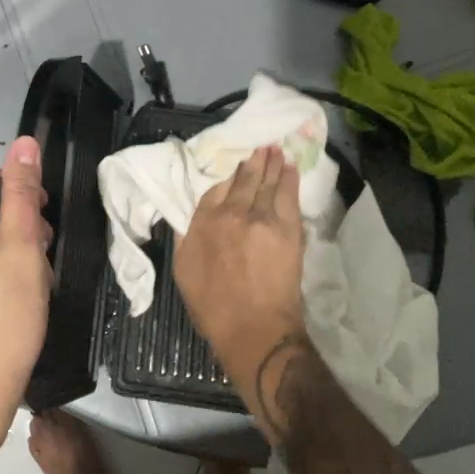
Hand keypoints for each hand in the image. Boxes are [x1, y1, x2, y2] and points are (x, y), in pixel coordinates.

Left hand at [0, 136, 53, 434]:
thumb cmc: (5, 312)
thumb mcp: (23, 245)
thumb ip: (23, 191)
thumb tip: (24, 141)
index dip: (17, 186)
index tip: (44, 211)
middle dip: (18, 215)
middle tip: (45, 244)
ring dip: (13, 241)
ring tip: (37, 270)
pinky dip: (0, 262)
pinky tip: (22, 288)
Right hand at [174, 146, 306, 386]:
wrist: (253, 329)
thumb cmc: (213, 307)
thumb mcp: (184, 271)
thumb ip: (186, 238)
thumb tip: (188, 218)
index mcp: (204, 222)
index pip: (215, 187)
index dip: (226, 173)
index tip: (233, 161)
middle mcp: (231, 213)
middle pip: (244, 179)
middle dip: (254, 160)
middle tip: (262, 145)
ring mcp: (261, 218)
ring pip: (268, 182)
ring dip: (272, 164)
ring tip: (276, 150)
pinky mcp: (287, 229)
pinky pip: (288, 196)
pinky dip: (289, 180)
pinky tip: (291, 169)